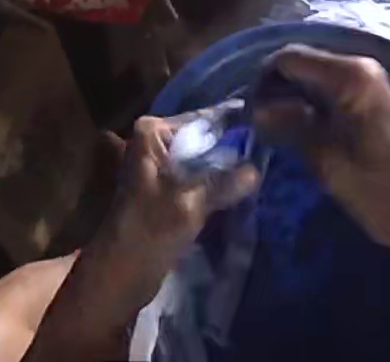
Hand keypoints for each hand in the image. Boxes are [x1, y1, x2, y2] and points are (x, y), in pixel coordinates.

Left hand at [96, 113, 259, 273]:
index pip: (198, 121)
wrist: (122, 267)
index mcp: (151, 132)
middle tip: (268, 152)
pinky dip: (214, 183)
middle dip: (230, 149)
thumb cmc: (150, 229)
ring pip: (200, 159)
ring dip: (224, 169)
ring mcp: (158, 163)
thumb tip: (256, 169)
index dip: (230, 127)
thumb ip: (222, 184)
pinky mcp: (165, 186)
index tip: (264, 129)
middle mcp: (153, 140)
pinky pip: (196, 176)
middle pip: (200, 139)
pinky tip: (241, 189)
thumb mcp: (189, 204)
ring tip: (261, 169)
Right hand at [259, 45, 389, 263]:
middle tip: (257, 117)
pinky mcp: (374, 99)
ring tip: (274, 123)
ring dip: (290, 94)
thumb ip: (286, 125)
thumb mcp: (325, 160)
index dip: (261, 80)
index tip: (247, 109)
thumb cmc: (384, 193)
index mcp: (350, 75)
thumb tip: (253, 110)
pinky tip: (299, 125)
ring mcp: (370, 82)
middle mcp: (361, 67)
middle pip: (299, 62)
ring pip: (311, 74)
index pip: (287, 58)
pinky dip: (308, 100)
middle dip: (275, 85)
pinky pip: (328, 86)